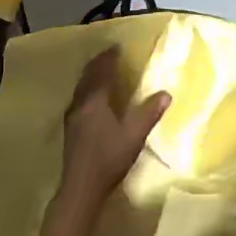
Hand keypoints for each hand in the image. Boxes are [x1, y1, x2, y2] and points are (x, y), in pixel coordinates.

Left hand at [58, 48, 170, 210]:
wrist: (81, 188)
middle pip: (87, 77)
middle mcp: (80, 105)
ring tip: (101, 71)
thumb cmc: (109, 159)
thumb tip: (166, 93)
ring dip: (90, 76)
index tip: (117, 47)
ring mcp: (72, 117)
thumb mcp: (134, 136)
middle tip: (109, 55)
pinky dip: (86, 89)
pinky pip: (78, 98)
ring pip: (80, 88)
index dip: (108, 58)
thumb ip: (149, 113)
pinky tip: (92, 98)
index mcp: (94, 101)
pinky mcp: (70, 129)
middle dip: (97, 64)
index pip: (101, 72)